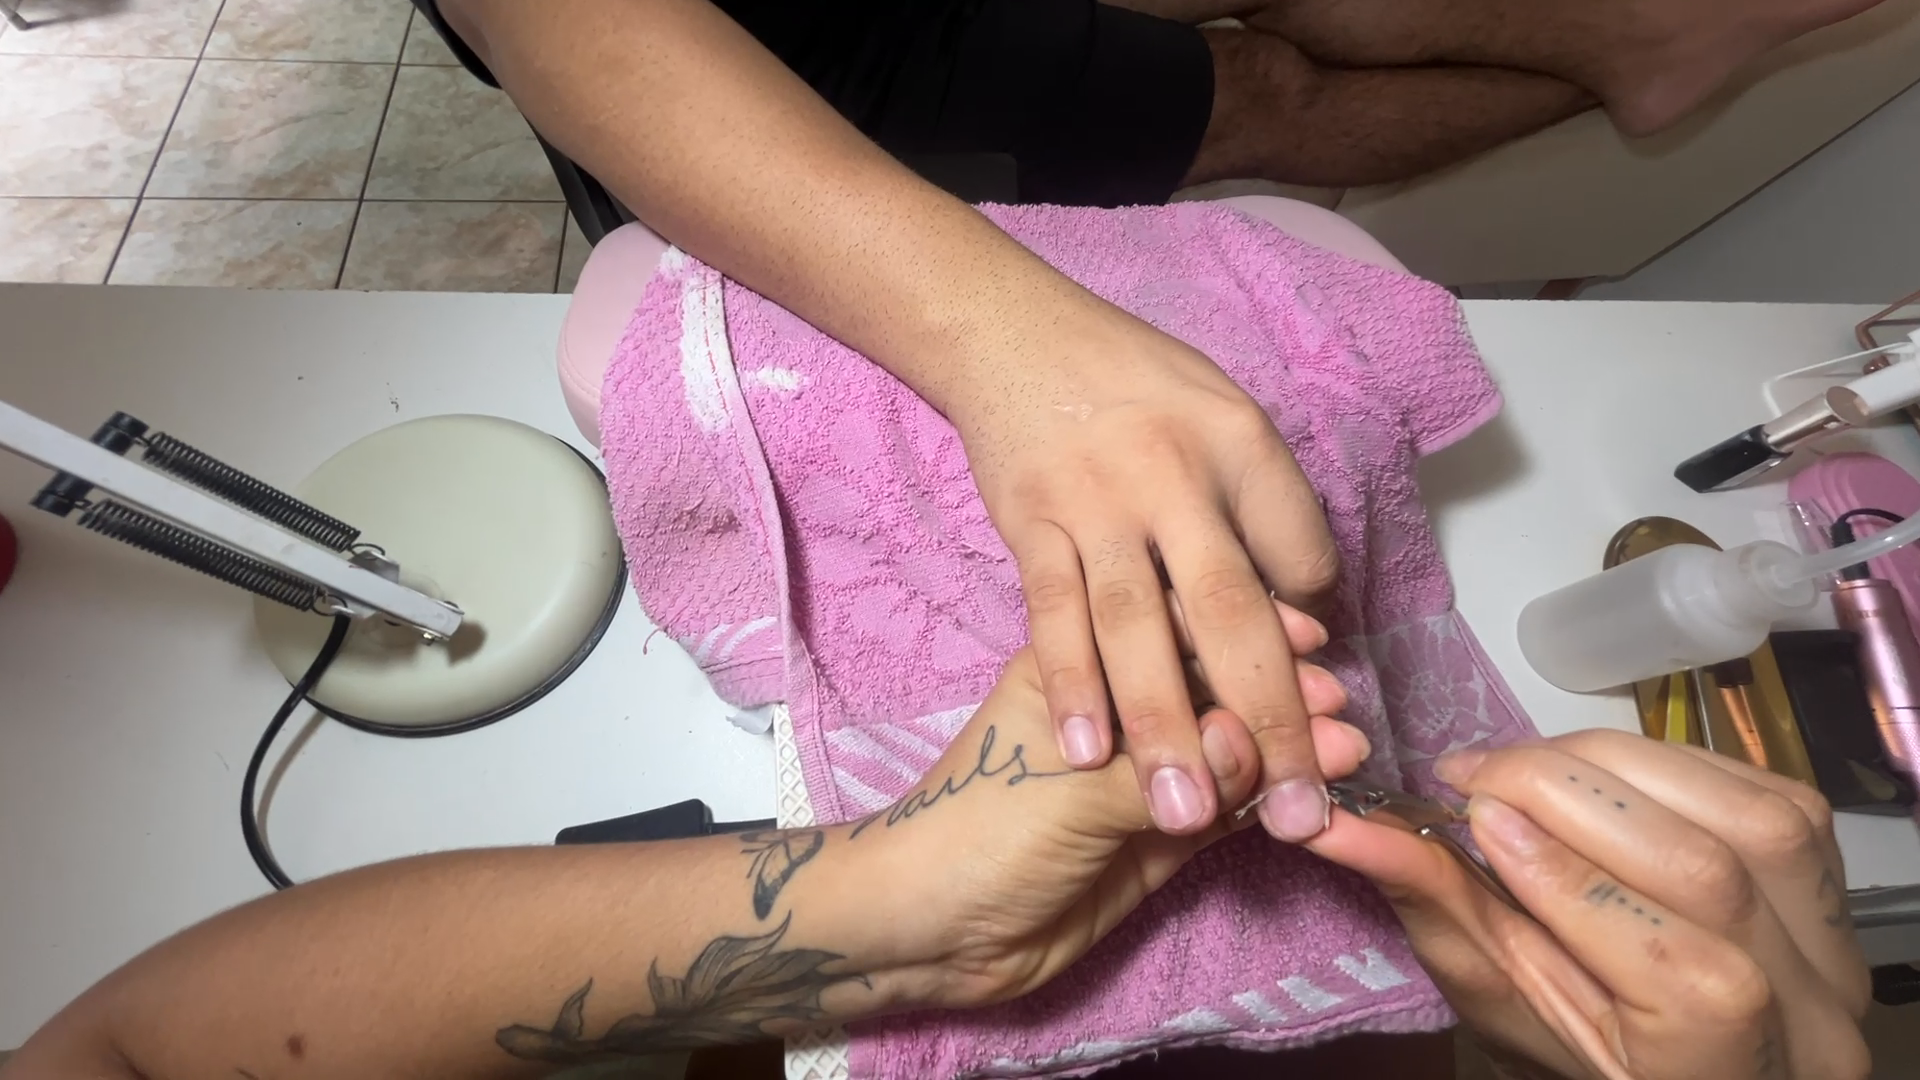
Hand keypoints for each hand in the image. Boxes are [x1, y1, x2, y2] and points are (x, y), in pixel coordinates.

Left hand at [854, 648, 1368, 1010]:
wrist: (940, 928)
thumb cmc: (982, 828)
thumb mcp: (1063, 789)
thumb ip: (1155, 767)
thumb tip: (1246, 740)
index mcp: (1073, 664)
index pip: (1163, 630)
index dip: (1231, 631)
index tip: (1303, 639)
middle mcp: (1112, 705)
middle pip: (1203, 685)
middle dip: (1267, 691)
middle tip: (1334, 705)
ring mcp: (1138, 768)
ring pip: (1221, 746)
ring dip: (1278, 746)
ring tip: (1341, 751)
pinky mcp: (1156, 827)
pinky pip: (1221, 805)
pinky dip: (1263, 799)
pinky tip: (1310, 793)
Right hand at [952, 311, 1339, 841]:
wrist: (1016, 337)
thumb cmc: (1128, 375)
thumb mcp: (1219, 406)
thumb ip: (1258, 497)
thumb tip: (1291, 599)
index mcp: (1239, 442)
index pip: (1302, 553)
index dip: (1311, 628)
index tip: (1311, 684)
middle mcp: (1174, 477)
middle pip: (1229, 610)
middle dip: (1269, 717)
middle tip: (1297, 813)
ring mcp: (1095, 504)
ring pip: (1136, 626)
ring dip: (1163, 722)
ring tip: (1186, 809)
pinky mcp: (1031, 526)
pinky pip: (1053, 614)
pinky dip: (1071, 682)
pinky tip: (1086, 750)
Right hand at [1310, 731, 1872, 1079]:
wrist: (1662, 1045)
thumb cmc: (1557, 1035)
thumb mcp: (1481, 981)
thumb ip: (1423, 896)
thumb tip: (1330, 820)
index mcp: (1716, 1076)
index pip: (1688, 976)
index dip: (1571, 880)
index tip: (1471, 817)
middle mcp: (1813, 1021)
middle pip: (1707, 871)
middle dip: (1563, 792)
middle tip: (1472, 775)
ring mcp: (1836, 949)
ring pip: (1752, 818)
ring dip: (1607, 762)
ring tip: (1527, 768)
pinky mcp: (1832, 884)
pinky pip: (1768, 792)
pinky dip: (1663, 759)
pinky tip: (1597, 773)